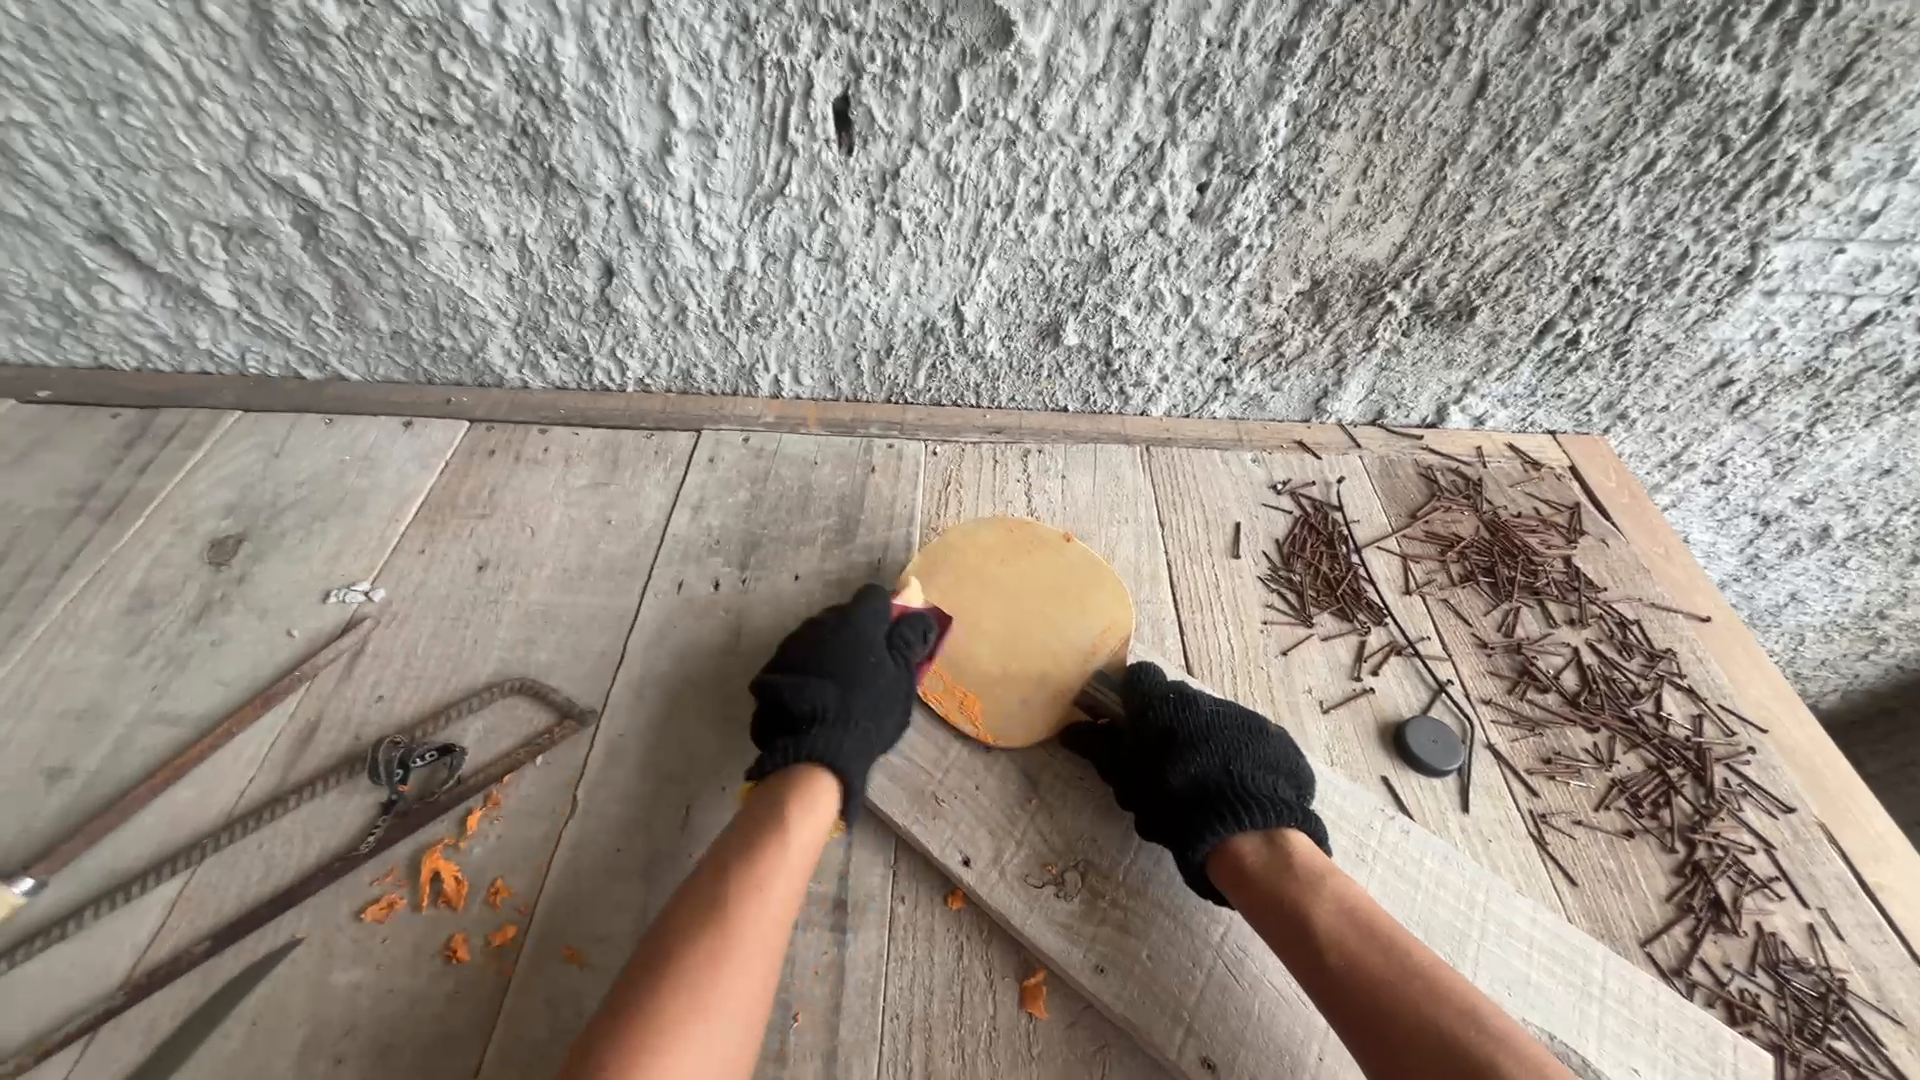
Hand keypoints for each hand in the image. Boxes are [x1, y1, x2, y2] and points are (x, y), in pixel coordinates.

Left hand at [746, 584, 939, 819]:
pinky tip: (814, 697)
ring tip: (838, 685)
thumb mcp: (901, 678)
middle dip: (856, 632)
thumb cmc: (867, 709)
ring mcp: (793, 643)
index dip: (884, 612)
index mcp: (857, 619)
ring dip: (829, 650)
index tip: (890, 637)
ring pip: (818, 636)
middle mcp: (822, 621)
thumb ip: (910, 640)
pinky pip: (797, 659)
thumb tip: (921, 614)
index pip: (874, 595)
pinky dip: (807, 669)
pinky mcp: (772, 667)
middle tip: (867, 666)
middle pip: (844, 615)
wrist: (813, 747)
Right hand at [1060, 661, 1328, 905]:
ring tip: (1200, 784)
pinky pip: (1242, 739)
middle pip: (1174, 702)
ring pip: (1208, 721)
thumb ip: (1098, 749)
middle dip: (1166, 726)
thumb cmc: (1174, 803)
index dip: (1130, 699)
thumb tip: (1069, 730)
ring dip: (1199, 742)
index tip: (1127, 727)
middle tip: (1160, 765)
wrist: (1249, 834)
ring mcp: (1239, 716)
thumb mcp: (1126, 780)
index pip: (1138, 678)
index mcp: (1160, 702)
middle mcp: (1199, 698)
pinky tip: (1232, 789)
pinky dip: (1233, 755)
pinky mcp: (1271, 737)